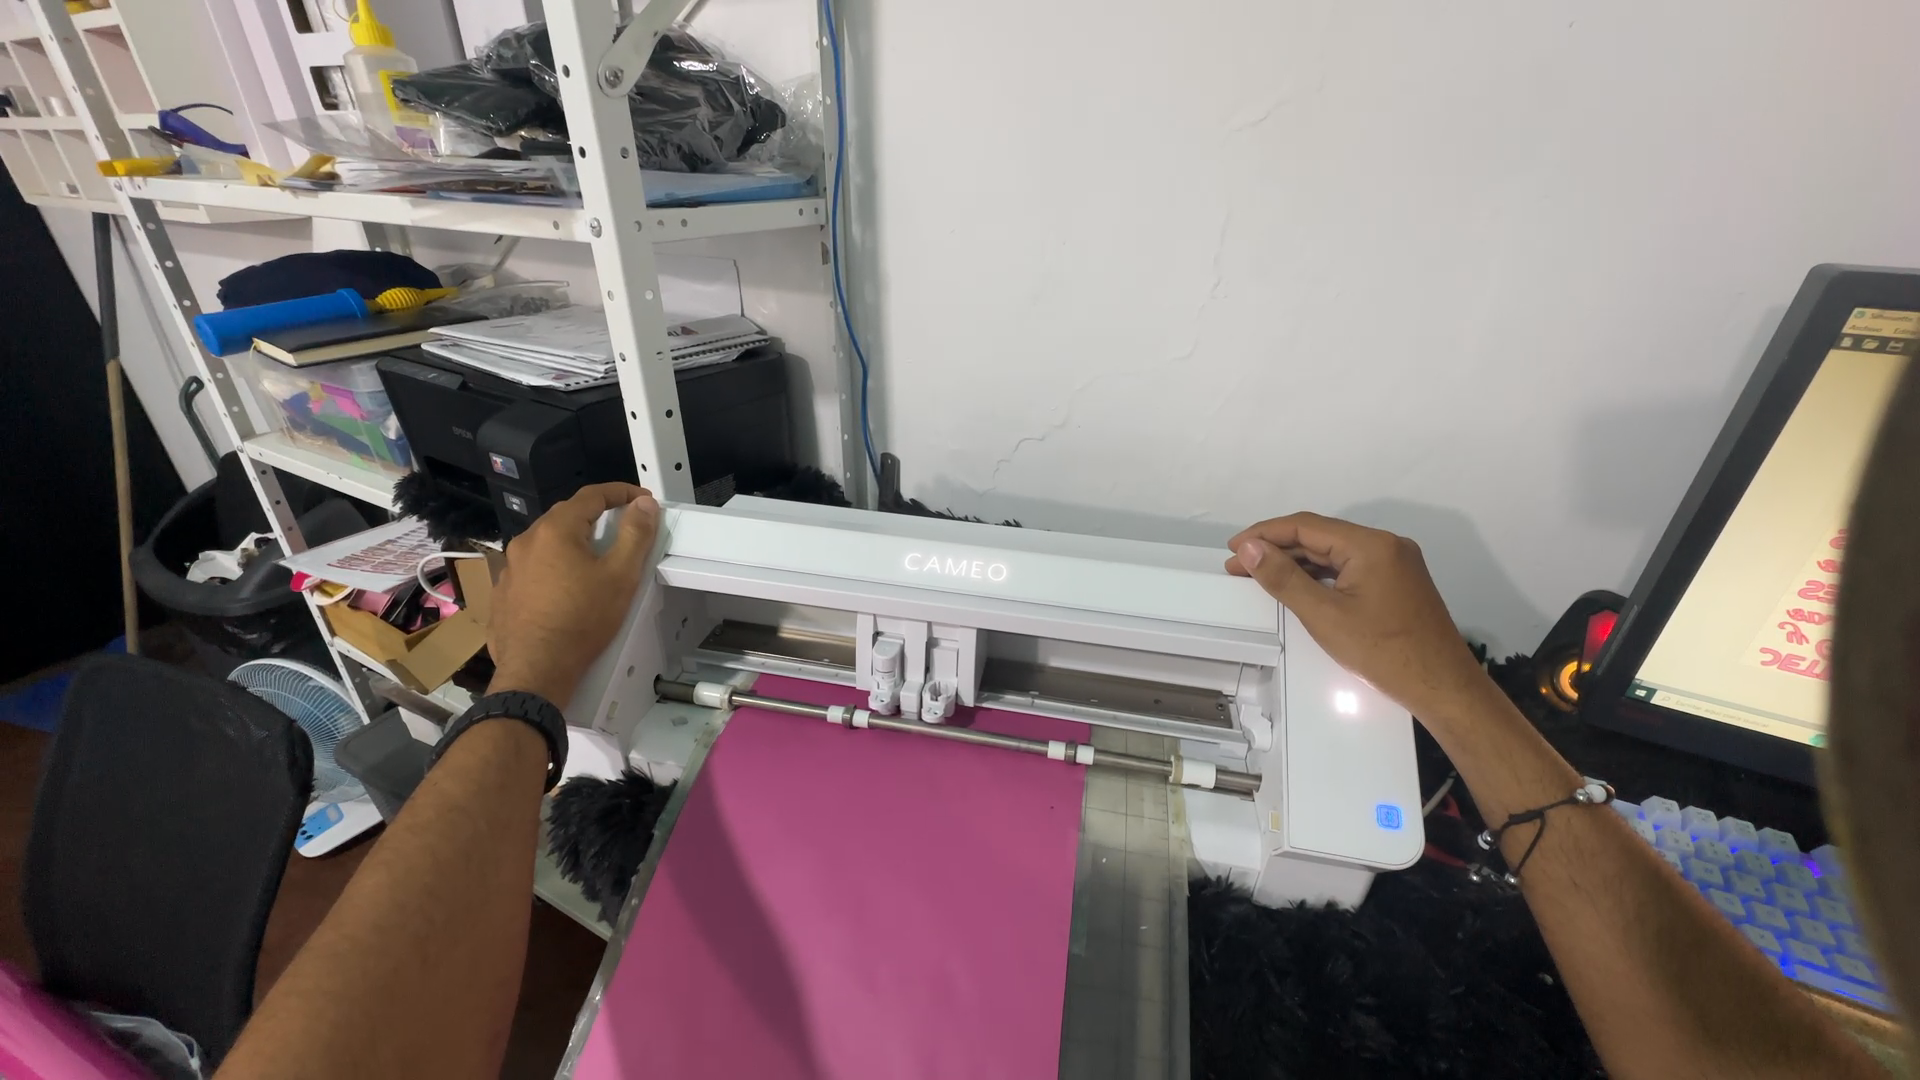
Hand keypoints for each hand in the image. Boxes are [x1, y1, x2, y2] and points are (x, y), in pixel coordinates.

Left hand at [487, 483, 661, 709]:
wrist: (537, 669)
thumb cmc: (584, 619)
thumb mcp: (621, 574)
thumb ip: (636, 533)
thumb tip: (644, 503)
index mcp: (556, 530)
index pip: (591, 496)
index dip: (621, 492)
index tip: (643, 500)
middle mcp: (526, 541)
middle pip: (566, 516)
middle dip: (597, 516)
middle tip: (624, 527)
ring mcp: (509, 568)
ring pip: (547, 542)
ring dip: (573, 542)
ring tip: (595, 559)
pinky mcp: (503, 593)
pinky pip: (533, 567)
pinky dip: (554, 566)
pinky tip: (567, 587)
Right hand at [1225, 512, 1491, 726]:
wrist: (1442, 686)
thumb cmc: (1382, 651)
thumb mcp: (1323, 615)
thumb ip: (1283, 578)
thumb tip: (1249, 548)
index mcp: (1370, 545)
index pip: (1306, 526)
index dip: (1264, 534)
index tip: (1233, 548)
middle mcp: (1385, 545)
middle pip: (1320, 536)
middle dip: (1277, 548)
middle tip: (1239, 565)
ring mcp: (1394, 563)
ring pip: (1333, 552)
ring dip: (1296, 561)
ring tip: (1260, 574)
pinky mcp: (1396, 581)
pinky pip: (1348, 567)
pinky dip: (1319, 574)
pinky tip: (1297, 585)